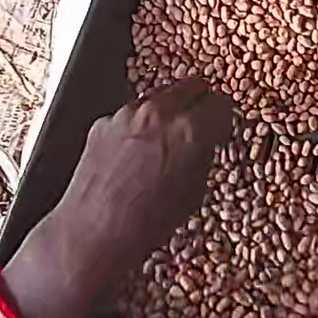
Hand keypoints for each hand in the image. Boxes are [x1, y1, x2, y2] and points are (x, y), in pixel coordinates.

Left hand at [5, 79, 231, 317]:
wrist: (94, 232)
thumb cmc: (145, 223)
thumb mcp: (193, 192)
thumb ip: (203, 155)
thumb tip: (206, 140)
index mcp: (190, 131)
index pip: (221, 104)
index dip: (222, 118)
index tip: (220, 125)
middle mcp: (158, 113)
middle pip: (191, 86)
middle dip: (198, 102)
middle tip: (200, 120)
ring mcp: (127, 114)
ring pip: (159, 97)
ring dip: (168, 112)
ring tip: (165, 141)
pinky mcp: (104, 121)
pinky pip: (131, 114)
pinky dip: (138, 126)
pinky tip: (134, 153)